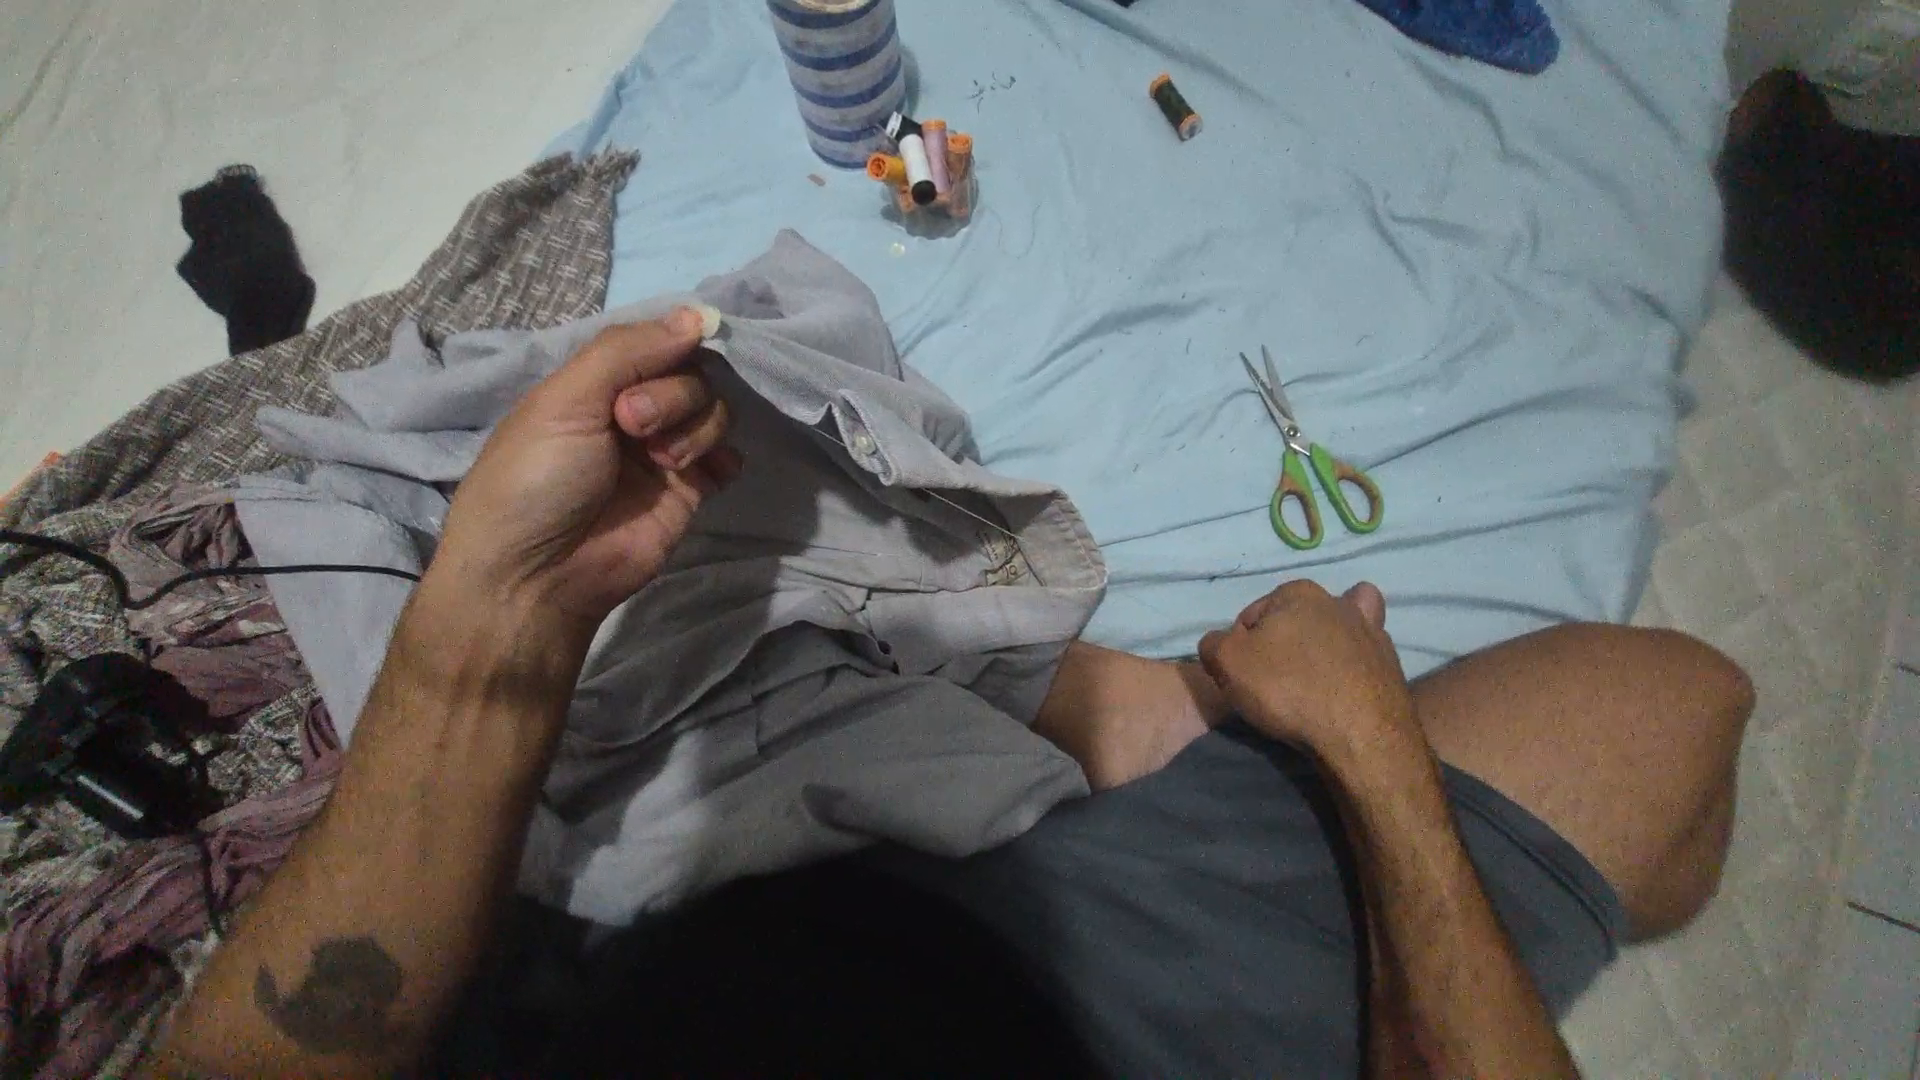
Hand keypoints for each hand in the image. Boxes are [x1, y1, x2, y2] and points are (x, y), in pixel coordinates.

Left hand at [433, 309, 741, 633]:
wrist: (539, 575)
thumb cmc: (535, 479)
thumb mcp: (565, 399)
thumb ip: (628, 351)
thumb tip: (699, 314)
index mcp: (597, 383)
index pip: (659, 343)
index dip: (671, 348)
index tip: (669, 361)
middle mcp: (635, 412)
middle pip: (693, 377)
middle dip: (672, 397)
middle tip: (632, 428)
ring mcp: (666, 453)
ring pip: (715, 413)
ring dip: (696, 430)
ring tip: (662, 463)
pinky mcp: (690, 493)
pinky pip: (729, 460)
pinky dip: (725, 459)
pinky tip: (705, 474)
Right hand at [1197, 581, 1417, 756]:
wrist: (1360, 737)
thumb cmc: (1287, 690)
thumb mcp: (1225, 661)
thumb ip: (1212, 643)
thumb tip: (1221, 644)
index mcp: (1296, 592)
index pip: (1251, 616)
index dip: (1240, 645)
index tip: (1242, 674)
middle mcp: (1337, 601)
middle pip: (1293, 621)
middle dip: (1281, 643)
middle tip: (1271, 680)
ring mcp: (1371, 632)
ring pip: (1335, 629)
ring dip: (1323, 645)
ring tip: (1310, 676)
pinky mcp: (1391, 664)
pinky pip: (1363, 654)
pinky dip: (1353, 662)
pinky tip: (1343, 680)